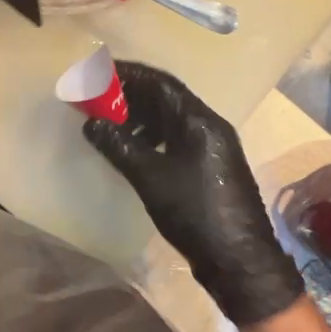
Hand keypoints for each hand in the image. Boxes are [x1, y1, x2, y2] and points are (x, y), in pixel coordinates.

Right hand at [84, 62, 302, 325]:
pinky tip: (133, 149)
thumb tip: (91, 123)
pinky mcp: (210, 166)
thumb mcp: (150, 177)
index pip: (161, 83)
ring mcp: (213, 147)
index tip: (99, 72)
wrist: (239, 259)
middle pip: (167, 97)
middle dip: (131, 94)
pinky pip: (177, 137)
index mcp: (200, 121)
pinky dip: (152, 135)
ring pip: (172, 118)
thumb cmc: (194, 213)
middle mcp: (210, 126)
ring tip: (111, 124)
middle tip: (98, 97)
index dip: (128, 74)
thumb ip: (119, 146)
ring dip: (141, 115)